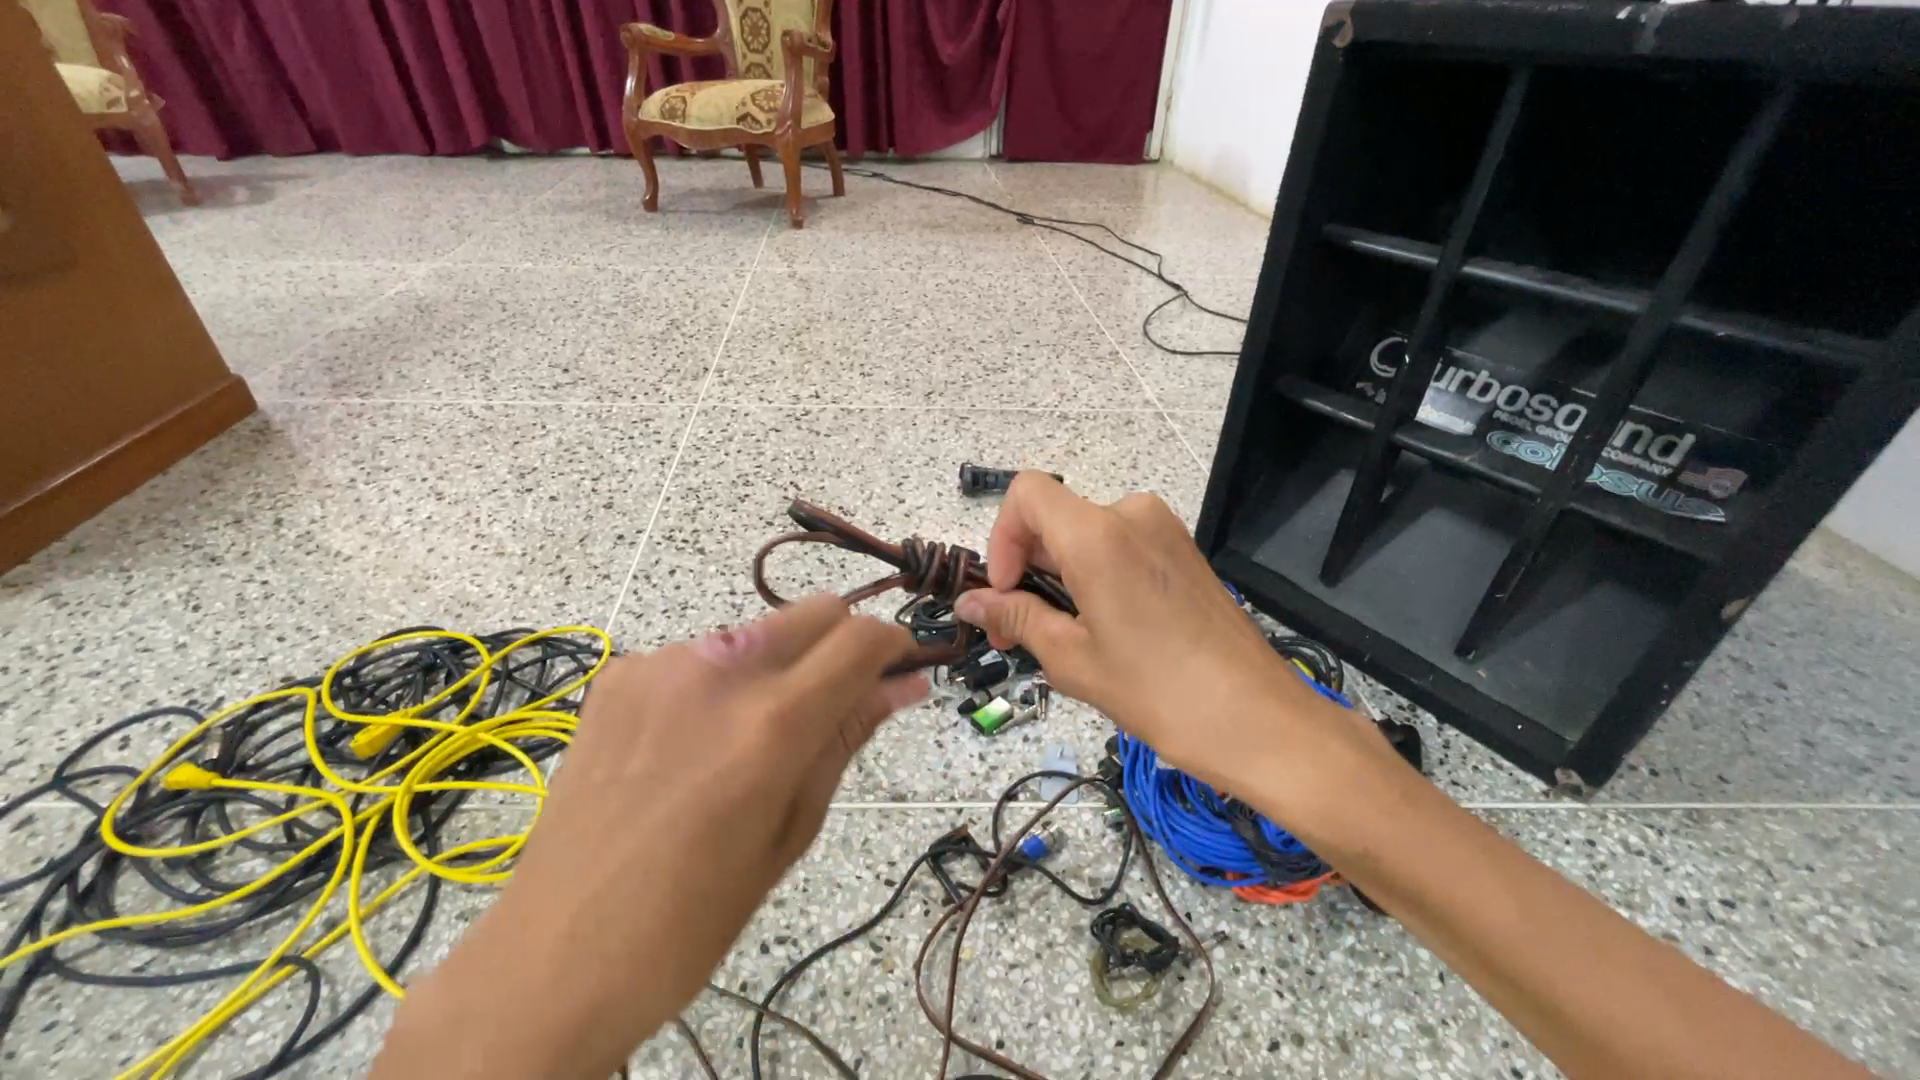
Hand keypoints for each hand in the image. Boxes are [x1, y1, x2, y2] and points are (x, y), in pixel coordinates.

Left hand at [375, 595, 925, 1078]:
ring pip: (756, 631)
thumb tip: (906, 685)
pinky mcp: (619, 675)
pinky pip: (697, 655)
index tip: (902, 671)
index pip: (862, 638)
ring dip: (779, 664)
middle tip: (841, 699)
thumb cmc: (694, 917)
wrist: (557, 952)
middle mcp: (718, 671)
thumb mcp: (790, 832)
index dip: (895, 646)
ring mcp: (660, 666)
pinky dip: (718, 682)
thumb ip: (847, 738)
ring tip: (752, 738)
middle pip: (815, 610)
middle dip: (844, 642)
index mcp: (771, 723)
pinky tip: (693, 743)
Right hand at [954, 473, 1390, 804]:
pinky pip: (1121, 548)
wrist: (1257, 718)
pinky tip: (1105, 630)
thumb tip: (970, 602)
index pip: (1026, 494)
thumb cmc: (1158, 692)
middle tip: (1018, 633)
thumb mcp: (1073, 659)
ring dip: (1060, 577)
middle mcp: (1133, 516)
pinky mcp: (1184, 552)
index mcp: (1099, 535)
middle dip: (1026, 570)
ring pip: (1086, 536)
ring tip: (1065, 640)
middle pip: (1056, 518)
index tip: (1007, 592)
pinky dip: (1096, 577)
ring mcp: (1165, 531)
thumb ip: (1016, 617)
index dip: (1002, 539)